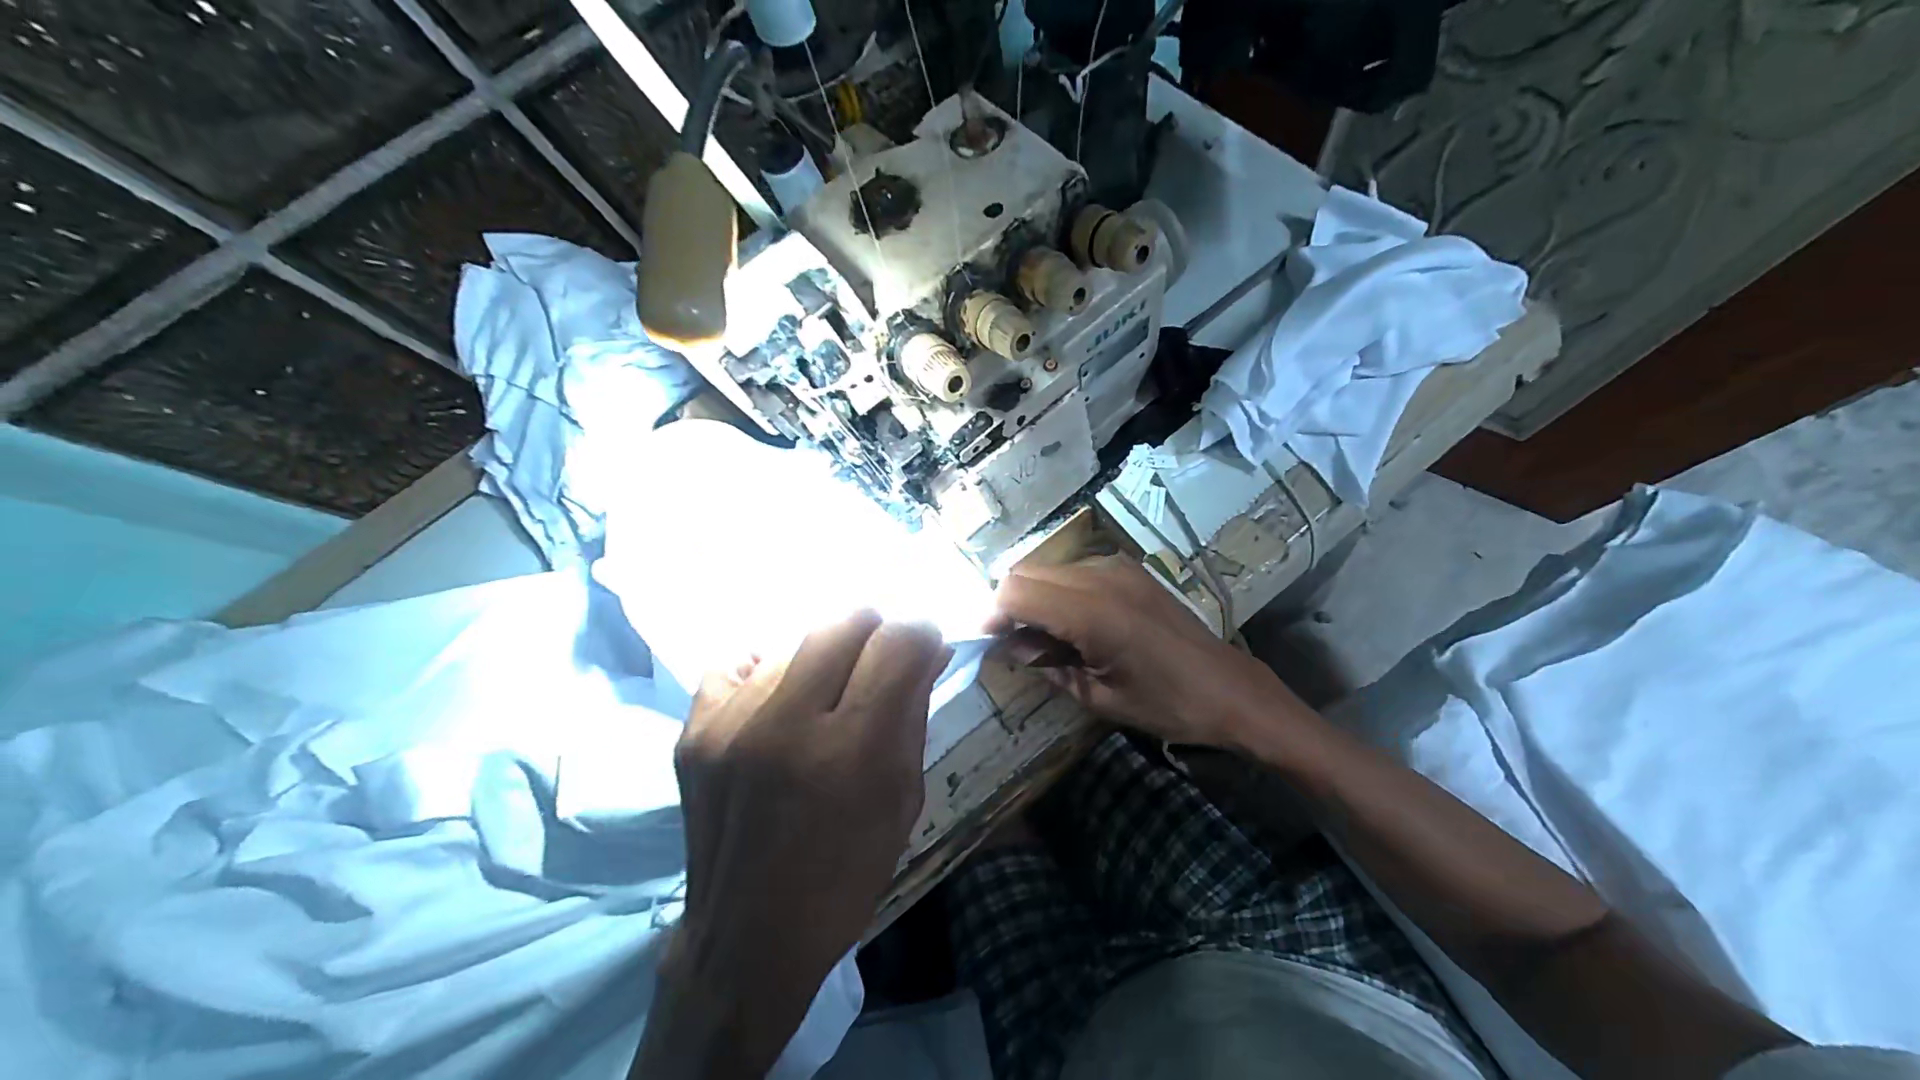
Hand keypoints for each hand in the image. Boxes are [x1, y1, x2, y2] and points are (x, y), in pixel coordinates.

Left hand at [633, 611, 949, 1079]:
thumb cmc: (845, 876)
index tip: (922, 649)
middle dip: (875, 634)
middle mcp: (787, 724)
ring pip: (795, 641)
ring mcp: (731, 723)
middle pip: (845, 623)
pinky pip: (739, 663)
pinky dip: (766, 674)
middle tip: (878, 665)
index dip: (920, 635)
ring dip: (823, 659)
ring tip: (824, 698)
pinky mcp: (694, 730)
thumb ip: (914, 714)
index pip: (898, 642)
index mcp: (852, 752)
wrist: (748, 936)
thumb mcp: (902, 799)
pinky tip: (775, 704)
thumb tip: (926, 650)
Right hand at [991, 556, 1303, 748]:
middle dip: (1008, 602)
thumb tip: (1007, 644)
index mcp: (1094, 612)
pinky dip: (1058, 590)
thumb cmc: (1166, 704)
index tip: (986, 640)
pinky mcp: (1130, 569)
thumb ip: (1046, 664)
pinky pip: (1075, 570)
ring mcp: (1118, 567)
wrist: (1230, 689)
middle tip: (1010, 641)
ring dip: (1033, 595)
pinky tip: (1071, 624)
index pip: (1017, 590)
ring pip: (1049, 567)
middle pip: (1027, 570)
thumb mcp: (1098, 696)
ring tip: (1043, 636)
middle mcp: (1102, 576)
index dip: (992, 613)